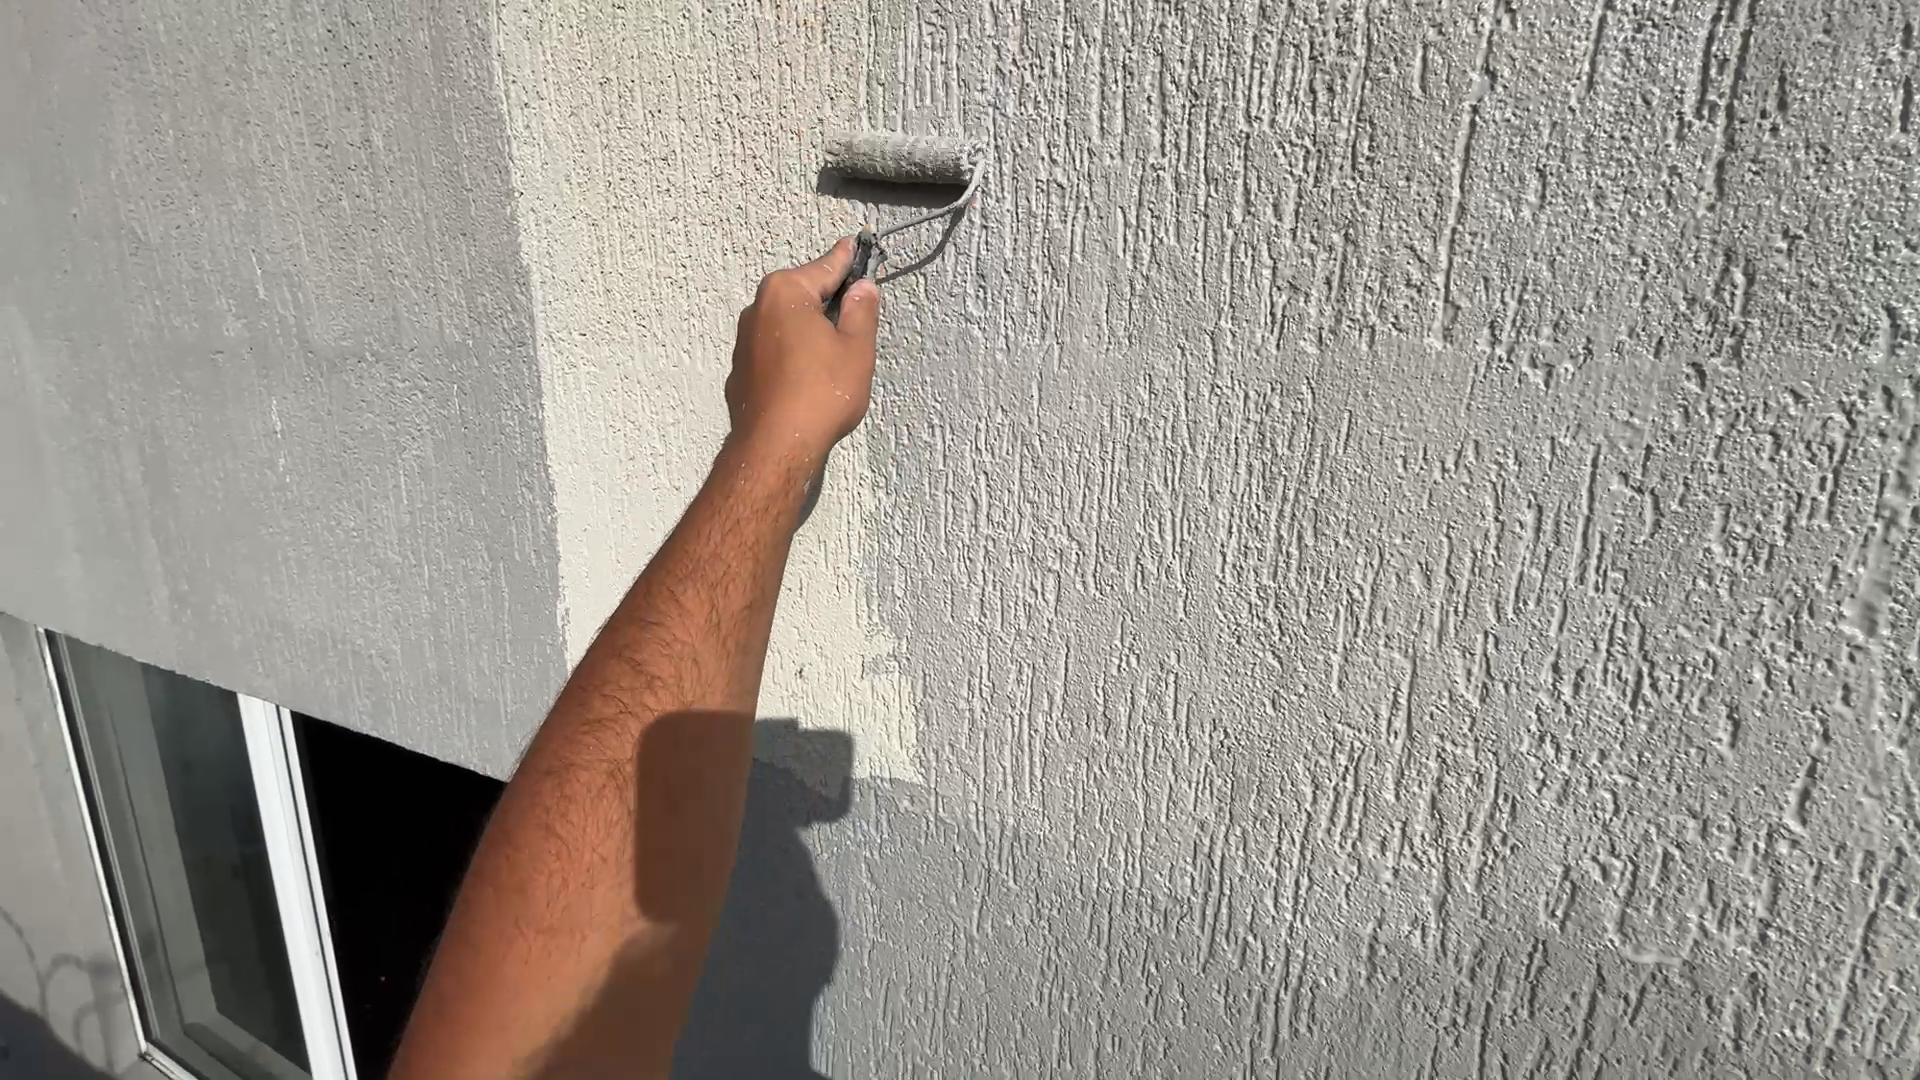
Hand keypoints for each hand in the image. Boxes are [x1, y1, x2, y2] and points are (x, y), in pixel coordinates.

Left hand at [725, 237, 879, 466]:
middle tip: (857, 318)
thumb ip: (862, 312)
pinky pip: (775, 353)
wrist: (776, 447)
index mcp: (786, 293)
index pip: (826, 267)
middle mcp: (757, 309)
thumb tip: (863, 288)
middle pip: (803, 296)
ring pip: (787, 326)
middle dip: (829, 303)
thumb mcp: (857, 349)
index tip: (856, 245)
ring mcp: (744, 342)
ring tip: (835, 360)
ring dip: (810, 333)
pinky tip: (810, 382)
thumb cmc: (820, 394)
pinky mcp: (740, 372)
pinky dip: (793, 358)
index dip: (847, 260)